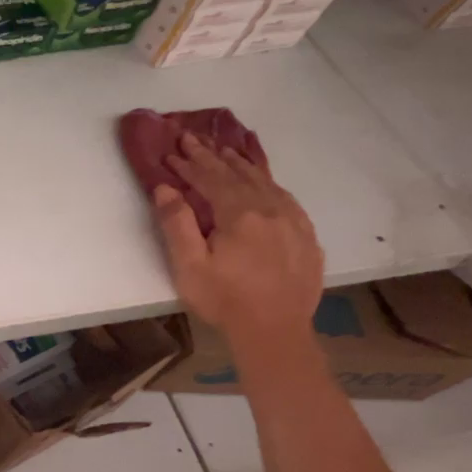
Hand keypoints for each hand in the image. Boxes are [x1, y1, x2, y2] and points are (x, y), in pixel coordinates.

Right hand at [154, 132, 323, 345]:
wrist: (276, 333)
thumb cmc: (225, 300)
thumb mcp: (189, 265)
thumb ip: (177, 223)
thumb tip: (165, 187)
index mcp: (240, 215)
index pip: (210, 179)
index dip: (189, 164)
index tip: (171, 151)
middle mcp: (271, 210)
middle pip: (238, 175)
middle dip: (212, 156)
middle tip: (193, 138)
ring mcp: (294, 222)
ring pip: (265, 182)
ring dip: (241, 164)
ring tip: (225, 150)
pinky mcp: (306, 237)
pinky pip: (286, 198)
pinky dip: (268, 183)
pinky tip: (263, 182)